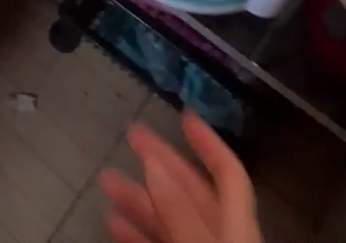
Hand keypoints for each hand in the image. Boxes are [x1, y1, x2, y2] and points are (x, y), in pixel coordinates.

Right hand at [98, 112, 261, 242]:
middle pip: (192, 191)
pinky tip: (113, 221)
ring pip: (171, 218)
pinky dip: (139, 231)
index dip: (208, 142)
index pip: (228, 173)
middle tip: (131, 134)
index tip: (184, 114)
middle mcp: (223, 235)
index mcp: (238, 226)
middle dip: (160, 161)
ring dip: (139, 197)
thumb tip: (154, 160)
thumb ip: (180, 210)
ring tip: (107, 179)